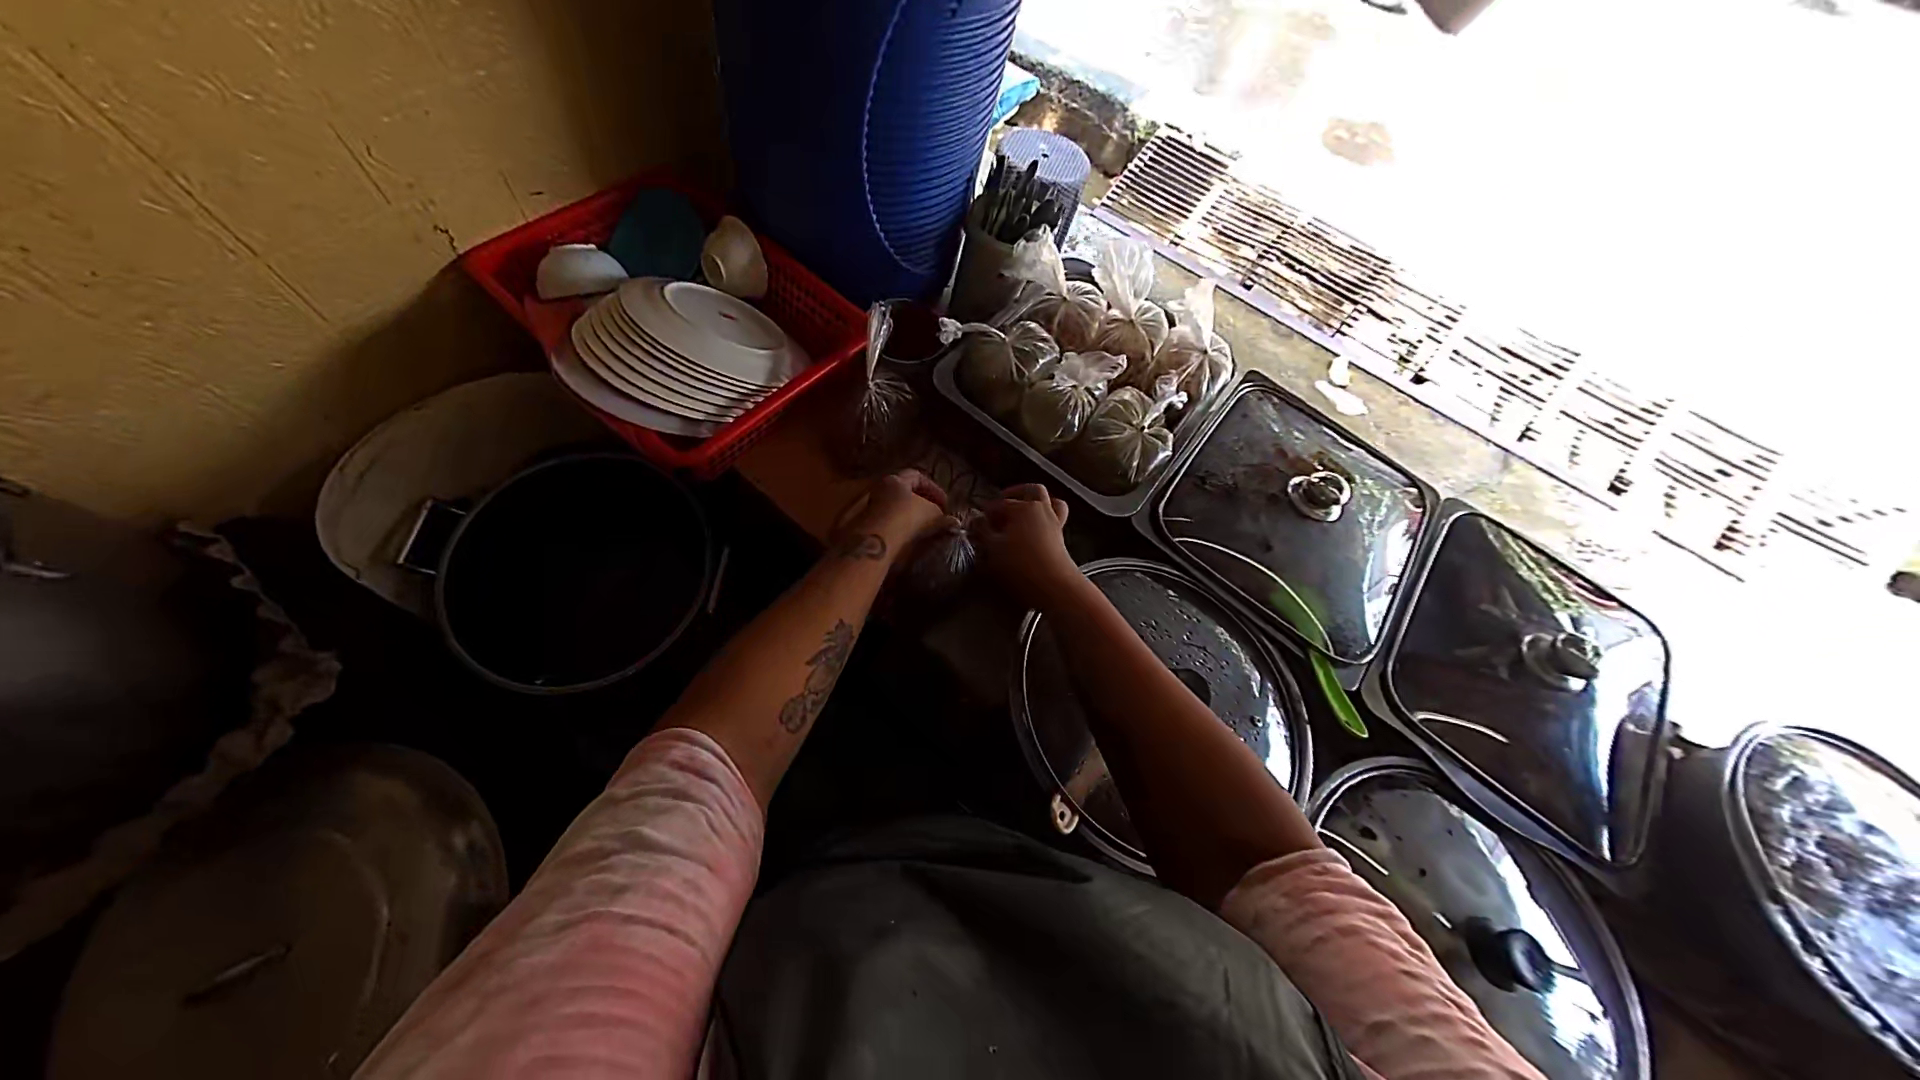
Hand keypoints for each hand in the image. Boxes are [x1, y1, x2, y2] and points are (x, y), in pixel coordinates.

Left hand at [830, 469, 950, 562]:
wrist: (879, 542)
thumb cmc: (907, 518)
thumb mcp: (932, 514)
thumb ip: (942, 516)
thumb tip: (951, 521)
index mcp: (895, 479)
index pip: (917, 476)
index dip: (934, 489)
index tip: (945, 504)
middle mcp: (880, 489)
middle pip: (905, 491)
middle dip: (923, 501)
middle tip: (936, 513)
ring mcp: (872, 507)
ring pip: (897, 507)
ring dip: (912, 515)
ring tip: (926, 527)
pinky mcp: (870, 525)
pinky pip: (890, 522)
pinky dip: (903, 526)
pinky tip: (912, 536)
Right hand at [977, 484, 1082, 610]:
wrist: (1055, 585)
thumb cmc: (1020, 564)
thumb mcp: (993, 548)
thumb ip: (983, 531)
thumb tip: (977, 520)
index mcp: (1023, 508)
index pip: (1000, 504)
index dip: (987, 511)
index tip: (977, 521)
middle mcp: (1042, 510)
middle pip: (1032, 490)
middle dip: (1016, 492)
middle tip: (1003, 500)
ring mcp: (1055, 523)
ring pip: (1051, 501)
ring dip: (1037, 502)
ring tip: (1025, 510)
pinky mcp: (1061, 539)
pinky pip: (1056, 518)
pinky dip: (1046, 517)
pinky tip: (1035, 530)